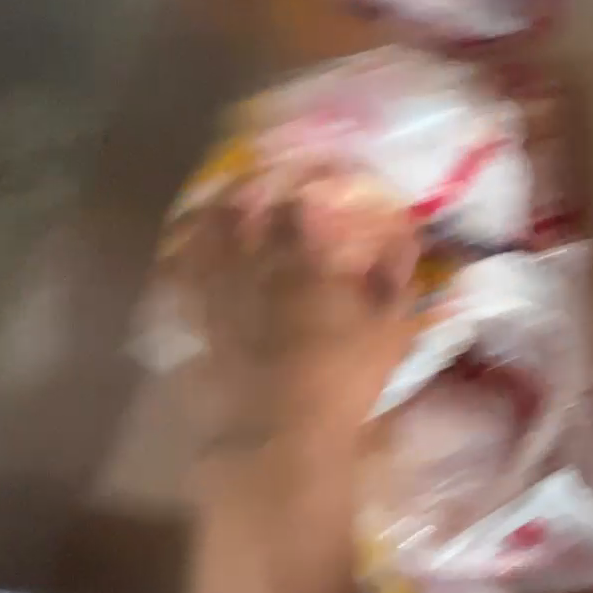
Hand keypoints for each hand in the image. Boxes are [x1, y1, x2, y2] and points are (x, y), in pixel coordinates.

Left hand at [162, 161, 420, 465]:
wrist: (284, 427)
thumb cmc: (347, 377)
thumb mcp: (392, 330)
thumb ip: (398, 278)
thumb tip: (410, 236)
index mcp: (306, 263)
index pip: (301, 203)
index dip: (311, 177)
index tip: (325, 165)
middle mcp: (254, 263)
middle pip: (247, 207)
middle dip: (260, 181)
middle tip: (271, 167)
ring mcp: (219, 287)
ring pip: (206, 230)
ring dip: (217, 205)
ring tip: (229, 190)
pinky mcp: (197, 315)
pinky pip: (182, 270)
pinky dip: (186, 249)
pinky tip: (190, 242)